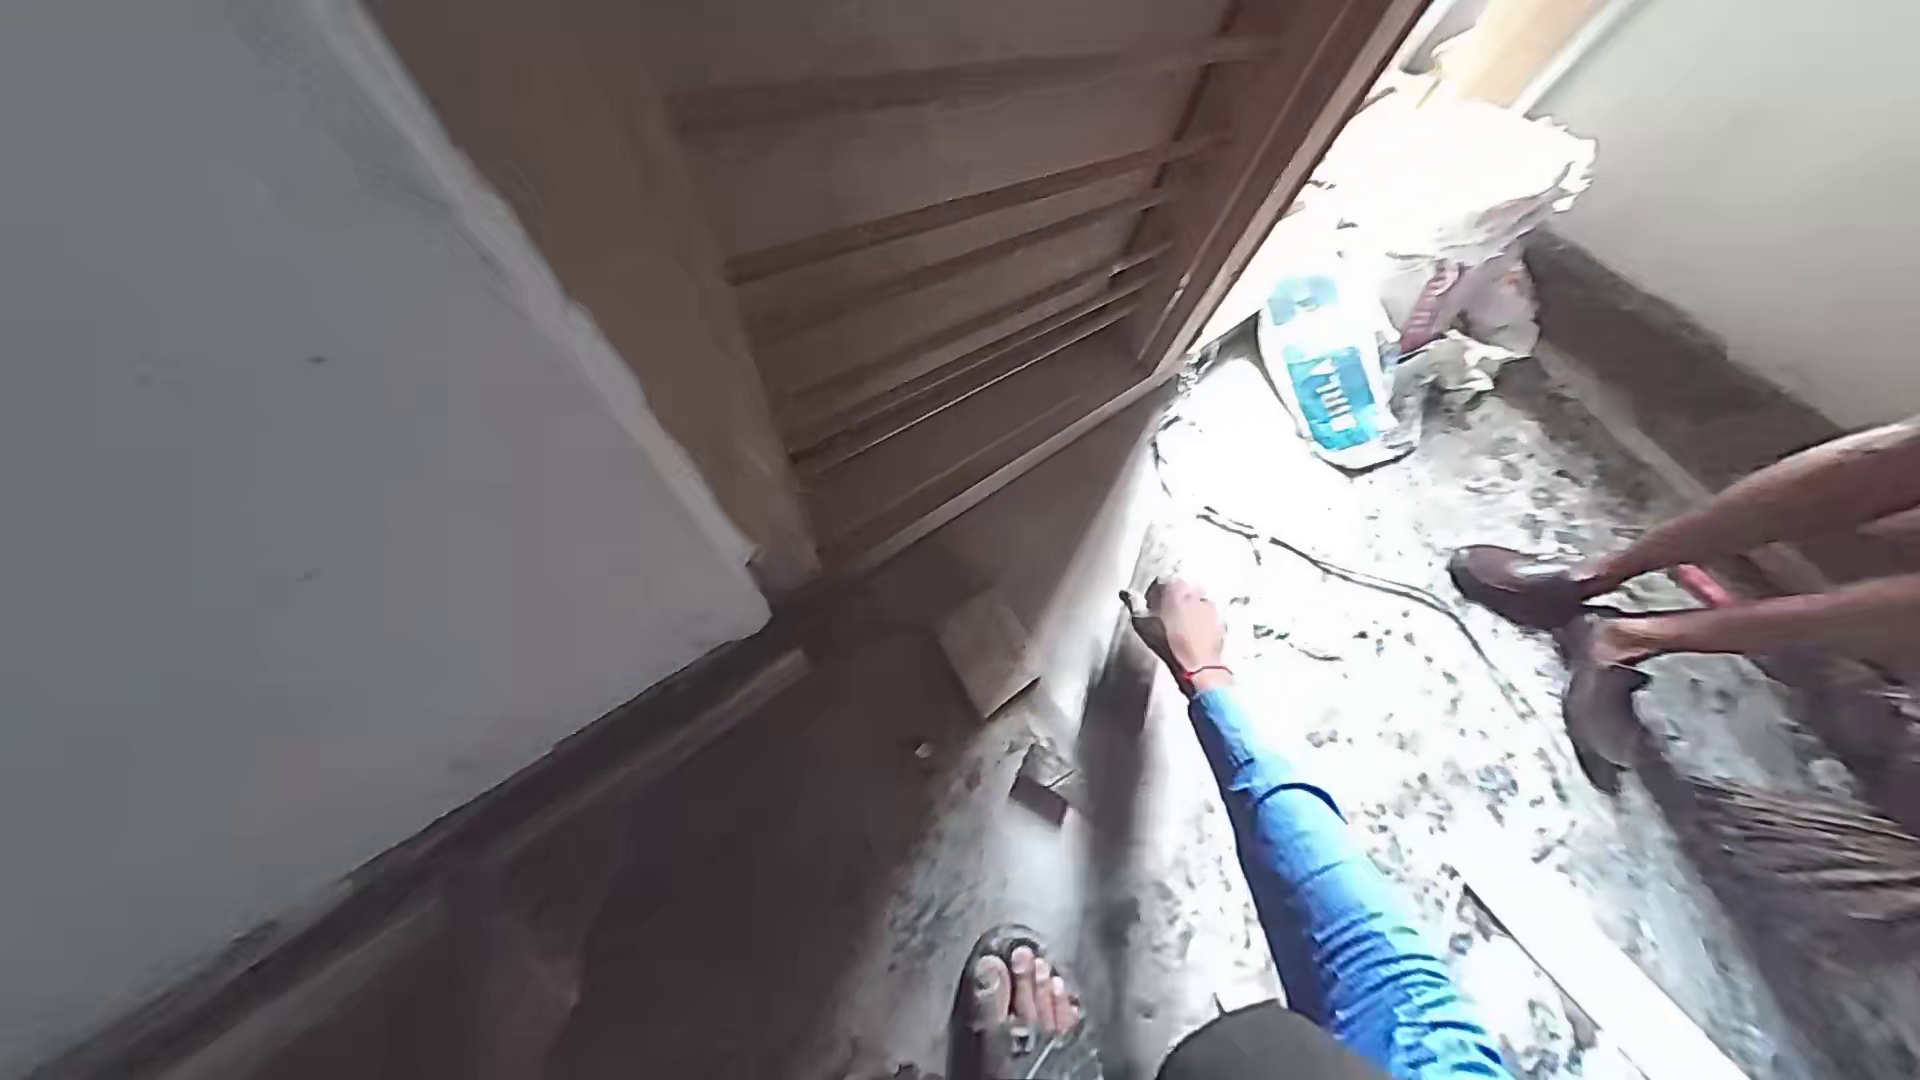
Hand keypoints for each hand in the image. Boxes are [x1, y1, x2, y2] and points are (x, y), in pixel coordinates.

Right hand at [1123, 578, 1229, 694]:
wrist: (1196, 663)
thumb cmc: (1166, 641)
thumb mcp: (1140, 621)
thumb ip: (1132, 602)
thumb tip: (1125, 592)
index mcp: (1173, 586)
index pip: (1160, 581)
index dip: (1153, 594)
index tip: (1150, 607)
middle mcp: (1193, 589)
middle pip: (1178, 589)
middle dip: (1171, 599)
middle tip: (1163, 617)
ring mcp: (1208, 603)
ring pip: (1193, 600)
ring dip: (1186, 608)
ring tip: (1178, 627)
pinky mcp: (1219, 617)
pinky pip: (1205, 614)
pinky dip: (1199, 620)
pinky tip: (1191, 633)